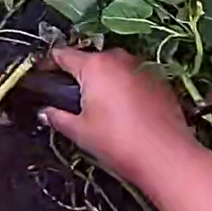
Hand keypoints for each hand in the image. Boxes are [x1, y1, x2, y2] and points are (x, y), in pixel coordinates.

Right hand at [37, 47, 203, 192]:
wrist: (168, 156)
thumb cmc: (118, 142)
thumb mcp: (81, 132)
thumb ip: (58, 117)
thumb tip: (45, 111)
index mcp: (93, 65)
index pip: (63, 54)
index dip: (49, 64)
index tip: (44, 76)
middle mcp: (117, 57)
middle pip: (90, 59)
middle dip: (80, 75)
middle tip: (75, 99)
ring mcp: (140, 65)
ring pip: (113, 66)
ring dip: (105, 79)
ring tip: (103, 107)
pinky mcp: (159, 78)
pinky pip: (133, 75)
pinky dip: (126, 86)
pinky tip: (128, 110)